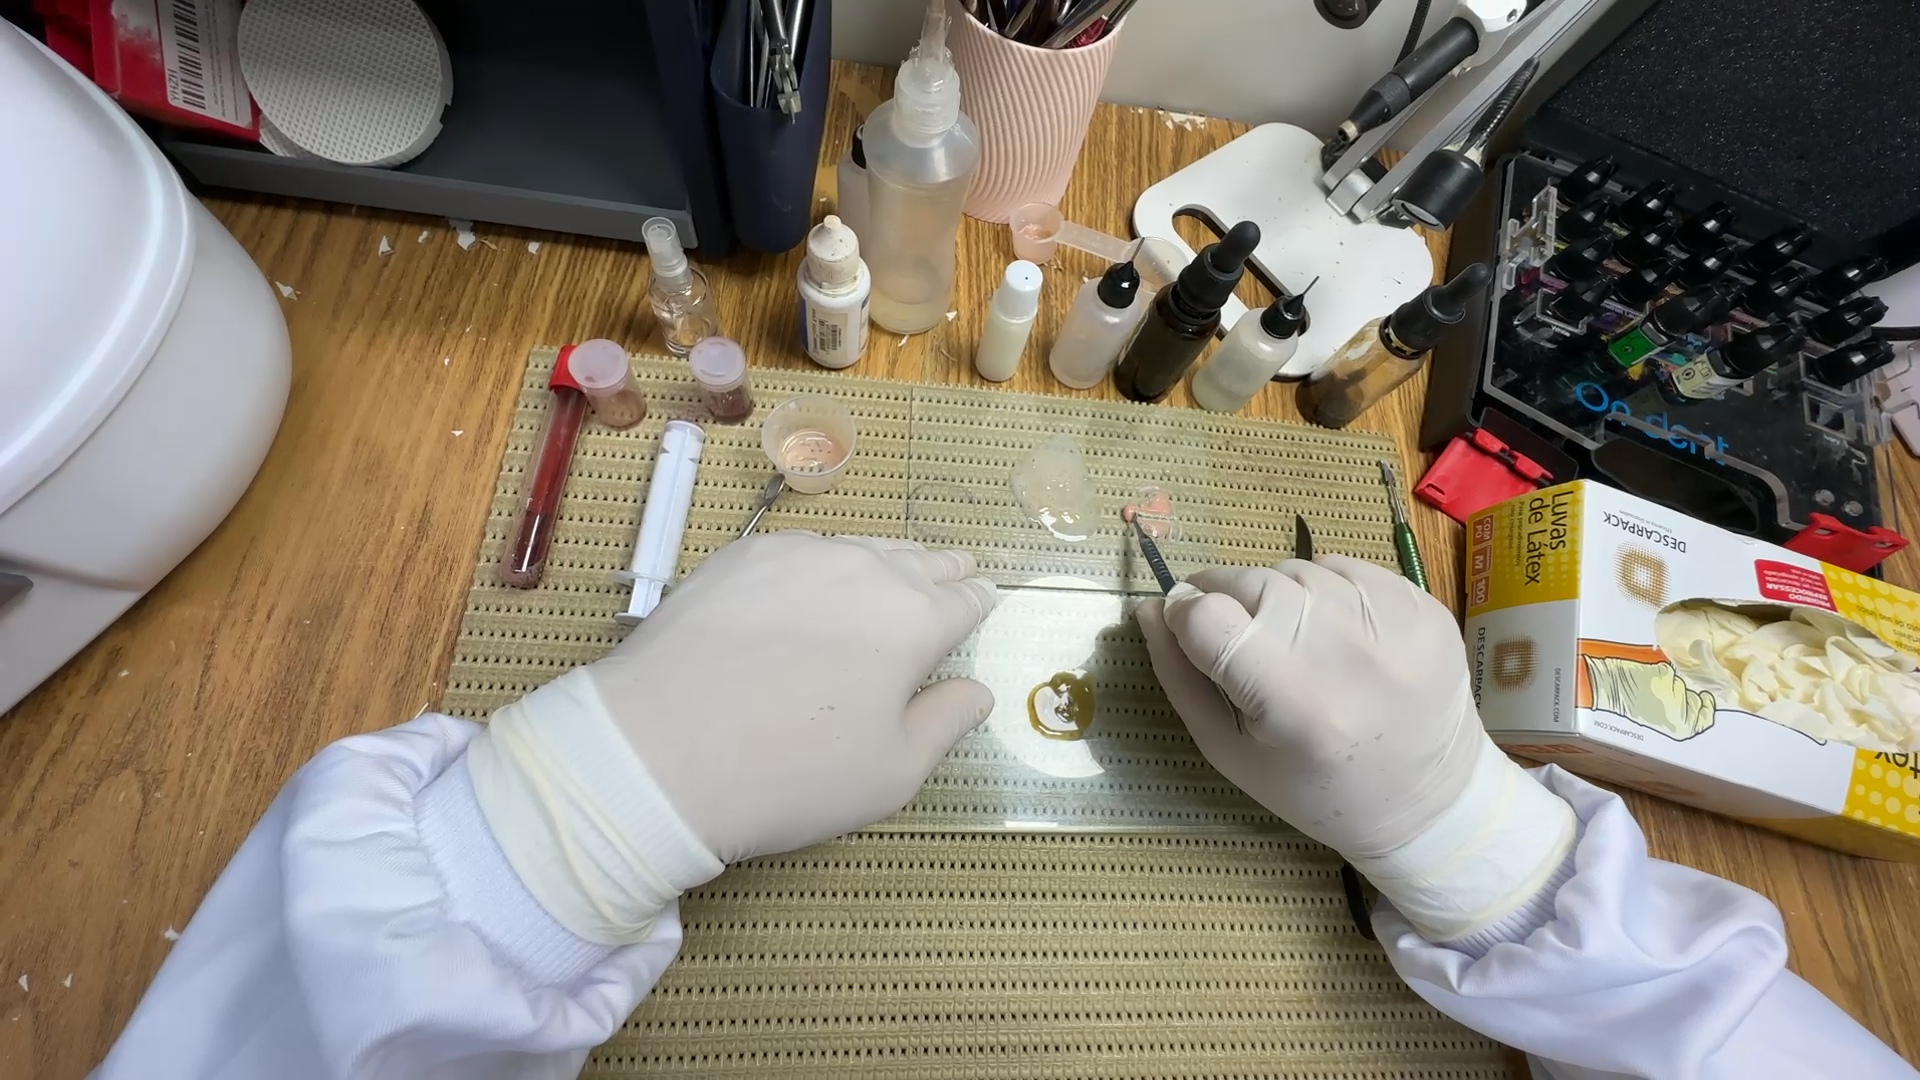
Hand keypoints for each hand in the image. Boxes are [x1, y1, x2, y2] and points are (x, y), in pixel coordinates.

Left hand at [467, 533, 996, 943]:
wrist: (658, 752)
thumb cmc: (792, 774)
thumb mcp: (892, 773)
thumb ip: (947, 723)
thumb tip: (979, 692)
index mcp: (914, 620)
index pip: (966, 600)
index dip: (980, 600)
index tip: (984, 598)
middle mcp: (866, 569)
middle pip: (923, 560)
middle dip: (946, 568)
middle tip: (957, 570)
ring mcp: (801, 553)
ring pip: (865, 546)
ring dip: (890, 559)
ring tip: (897, 568)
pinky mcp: (744, 553)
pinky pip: (805, 548)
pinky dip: (826, 561)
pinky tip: (816, 582)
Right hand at [1136, 555, 1574, 942]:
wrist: (1432, 802)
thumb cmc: (1313, 789)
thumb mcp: (1227, 750)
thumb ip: (1179, 677)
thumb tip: (1150, 608)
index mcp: (1297, 707)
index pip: (1210, 618)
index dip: (1185, 615)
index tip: (1186, 628)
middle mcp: (1352, 656)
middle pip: (1251, 583)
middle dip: (1223, 598)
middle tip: (1232, 633)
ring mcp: (1398, 625)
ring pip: (1294, 568)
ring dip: (1272, 593)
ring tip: (1287, 638)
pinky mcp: (1424, 605)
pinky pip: (1340, 566)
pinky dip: (1318, 587)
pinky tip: (1329, 629)